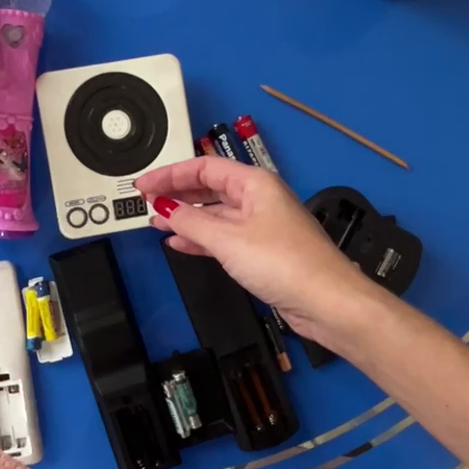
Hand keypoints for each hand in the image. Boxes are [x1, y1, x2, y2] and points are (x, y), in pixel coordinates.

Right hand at [136, 156, 378, 343]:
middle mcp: (258, 199)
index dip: (170, 174)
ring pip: (214, 214)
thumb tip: (163, 207)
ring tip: (156, 222)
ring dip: (185, 217)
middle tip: (145, 200)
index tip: (143, 184)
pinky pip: (223, 237)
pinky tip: (179, 242)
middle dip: (176, 193)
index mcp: (254, 183)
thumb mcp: (228, 239)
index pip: (204, 167)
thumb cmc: (284, 262)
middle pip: (209, 188)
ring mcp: (260, 225)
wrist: (325, 301)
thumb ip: (190, 222)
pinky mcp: (261, 251)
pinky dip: (200, 238)